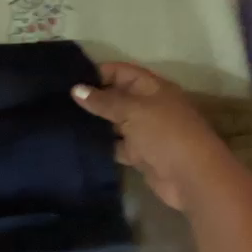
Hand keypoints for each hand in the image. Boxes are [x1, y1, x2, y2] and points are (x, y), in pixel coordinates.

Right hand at [71, 62, 236, 211]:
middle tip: (59, 99)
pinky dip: (101, 143)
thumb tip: (75, 89)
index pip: (122, 72)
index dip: (97, 72)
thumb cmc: (166, 134)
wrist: (193, 179)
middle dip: (91, 97)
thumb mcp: (132, 111)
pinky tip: (77, 141)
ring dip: (93, 121)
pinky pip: (115, 144)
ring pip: (113, 121)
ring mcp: (145, 131)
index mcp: (153, 89)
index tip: (68, 78)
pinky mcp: (140, 153)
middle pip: (116, 96)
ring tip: (62, 118)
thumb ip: (103, 101)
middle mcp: (149, 106)